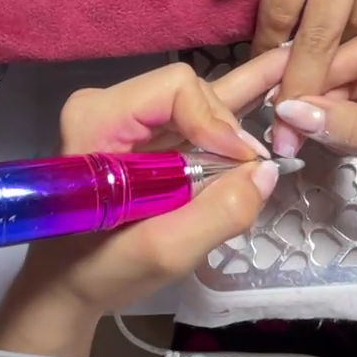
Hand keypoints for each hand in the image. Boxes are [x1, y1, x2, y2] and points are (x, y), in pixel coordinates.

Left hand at [19, 52, 288, 316]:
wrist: (66, 283)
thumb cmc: (99, 269)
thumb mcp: (163, 252)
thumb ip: (217, 214)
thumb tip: (266, 171)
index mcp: (98, 119)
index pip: (175, 88)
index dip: (215, 121)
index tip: (241, 163)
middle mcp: (111, 106)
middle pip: (191, 92)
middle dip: (227, 127)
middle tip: (254, 167)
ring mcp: (128, 118)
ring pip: (199, 101)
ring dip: (240, 113)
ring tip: (290, 73)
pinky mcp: (146, 135)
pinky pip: (195, 116)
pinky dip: (232, 112)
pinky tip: (274, 74)